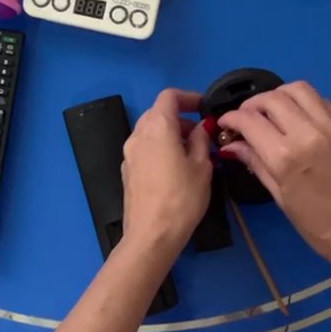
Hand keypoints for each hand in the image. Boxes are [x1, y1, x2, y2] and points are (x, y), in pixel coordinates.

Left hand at [120, 89, 212, 259]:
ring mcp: (129, 154)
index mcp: (157, 127)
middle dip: (179, 117)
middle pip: (157, 112)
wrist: (151, 235)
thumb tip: (200, 128)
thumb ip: (202, 140)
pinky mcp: (127, 171)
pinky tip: (174, 167)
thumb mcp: (202, 166)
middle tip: (200, 132)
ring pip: (149, 131)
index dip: (188, 97)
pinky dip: (159, 147)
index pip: (169, 96)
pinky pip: (144, 149)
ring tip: (191, 151)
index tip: (204, 107)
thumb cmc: (182, 198)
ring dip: (169, 133)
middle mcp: (138, 135)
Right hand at [217, 81, 330, 270]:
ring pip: (299, 89)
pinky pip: (321, 101)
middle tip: (246, 118)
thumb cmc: (318, 226)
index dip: (231, 119)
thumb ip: (257, 164)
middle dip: (252, 105)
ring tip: (271, 112)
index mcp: (286, 156)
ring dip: (278, 95)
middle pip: (273, 98)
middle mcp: (308, 133)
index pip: (250, 121)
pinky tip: (297, 117)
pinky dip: (303, 102)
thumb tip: (232, 146)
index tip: (225, 124)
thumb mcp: (281, 198)